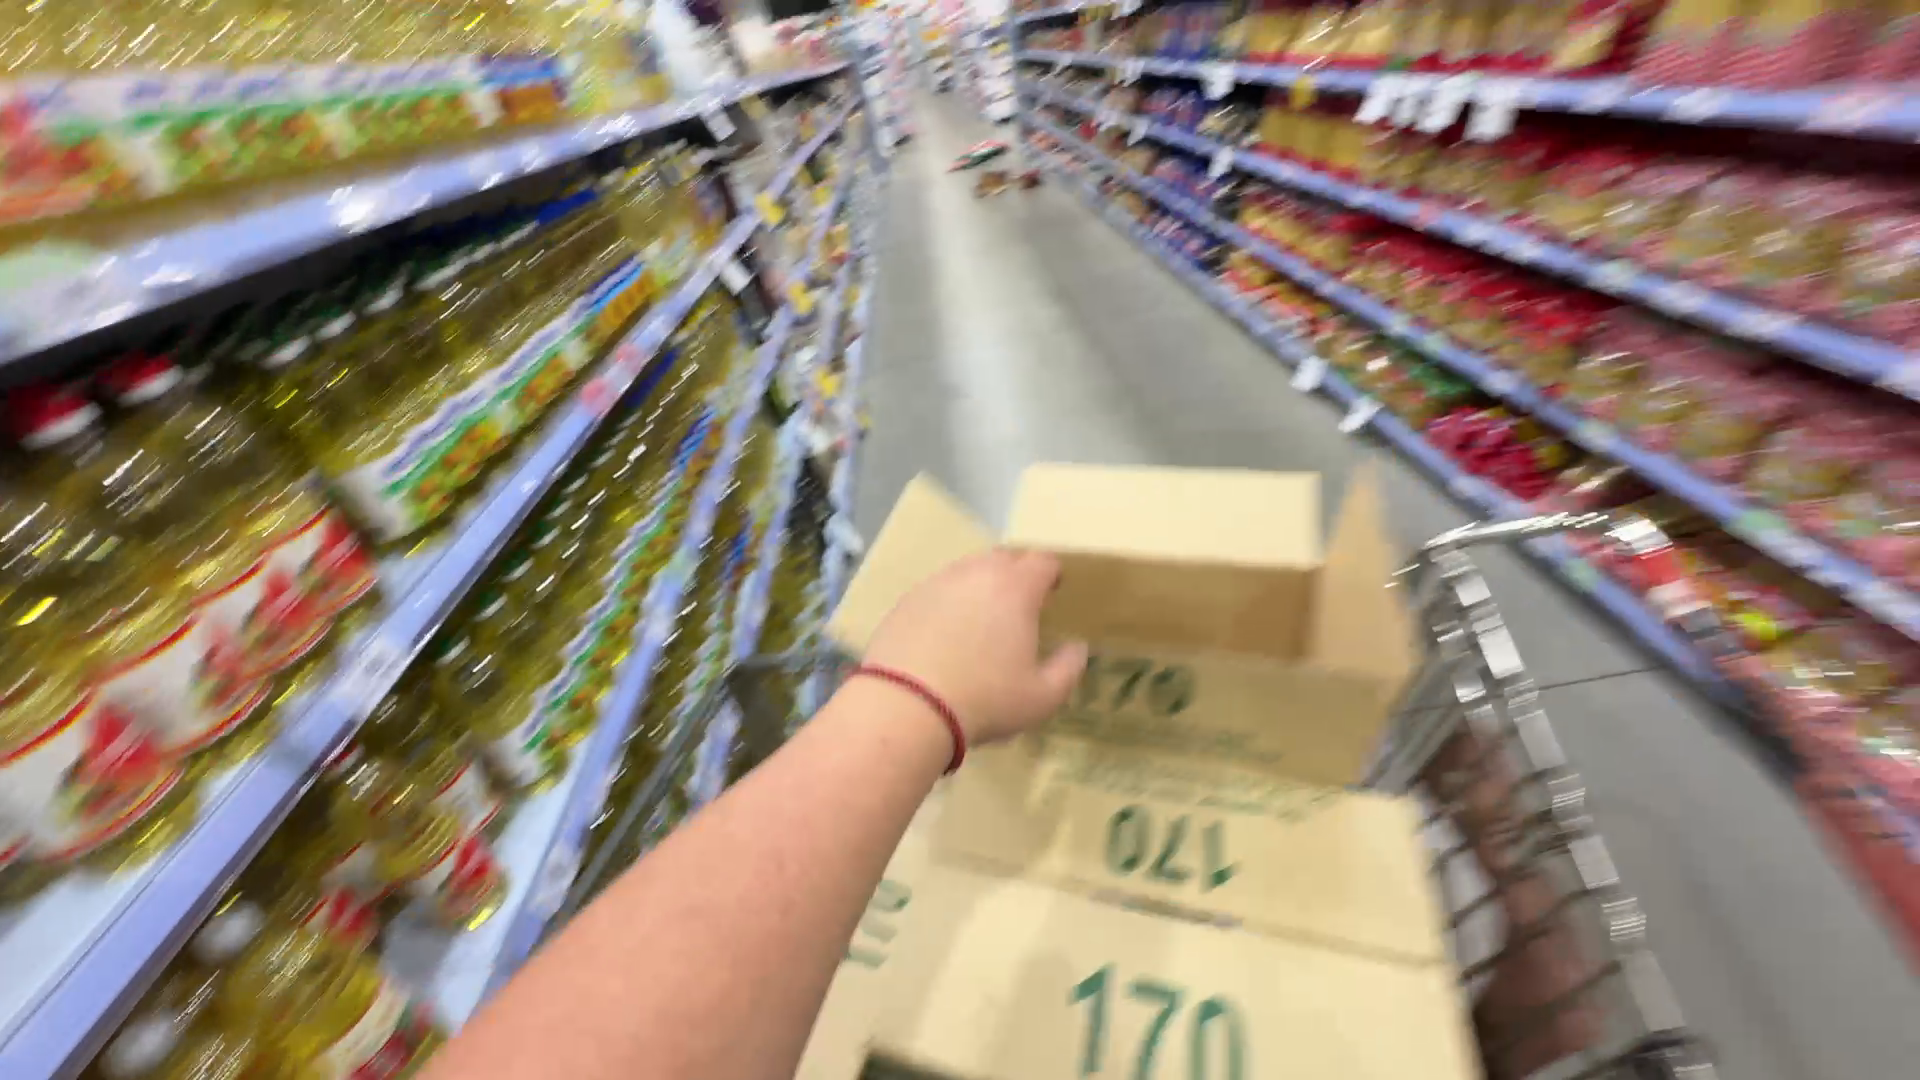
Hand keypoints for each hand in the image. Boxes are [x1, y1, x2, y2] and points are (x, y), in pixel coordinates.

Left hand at [861, 549, 1087, 744]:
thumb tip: (1077, 647)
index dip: (1052, 574)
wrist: (905, 707)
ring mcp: (937, 583)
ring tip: (983, 619)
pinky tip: (946, 634)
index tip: (1054, 593)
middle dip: (1018, 574)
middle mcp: (976, 573)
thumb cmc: (984, 700)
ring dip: (982, 586)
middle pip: (1004, 557)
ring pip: (968, 570)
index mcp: (1015, 587)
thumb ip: (1068, 668)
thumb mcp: (1042, 697)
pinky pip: (939, 590)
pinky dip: (950, 602)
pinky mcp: (907, 600)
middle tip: (1021, 605)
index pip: (1043, 561)